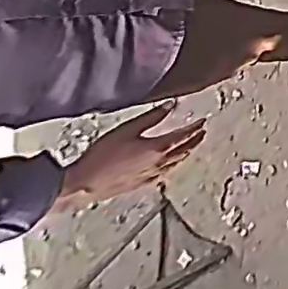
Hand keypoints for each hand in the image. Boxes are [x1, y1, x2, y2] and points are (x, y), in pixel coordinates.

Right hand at [56, 102, 205, 206]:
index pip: (183, 136)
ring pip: (176, 163)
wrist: (84, 184)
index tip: (203, 121)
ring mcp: (151, 176)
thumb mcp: (128, 129)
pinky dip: (173, 166)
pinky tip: (170, 166)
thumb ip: (152, 117)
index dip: (194, 128)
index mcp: (158, 148)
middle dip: (194, 140)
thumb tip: (172, 104)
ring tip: (192, 146)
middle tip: (203, 132)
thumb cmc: (103, 154)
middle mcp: (159, 163)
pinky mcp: (141, 184)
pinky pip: (165, 174)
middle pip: (183, 150)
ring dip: (186, 152)